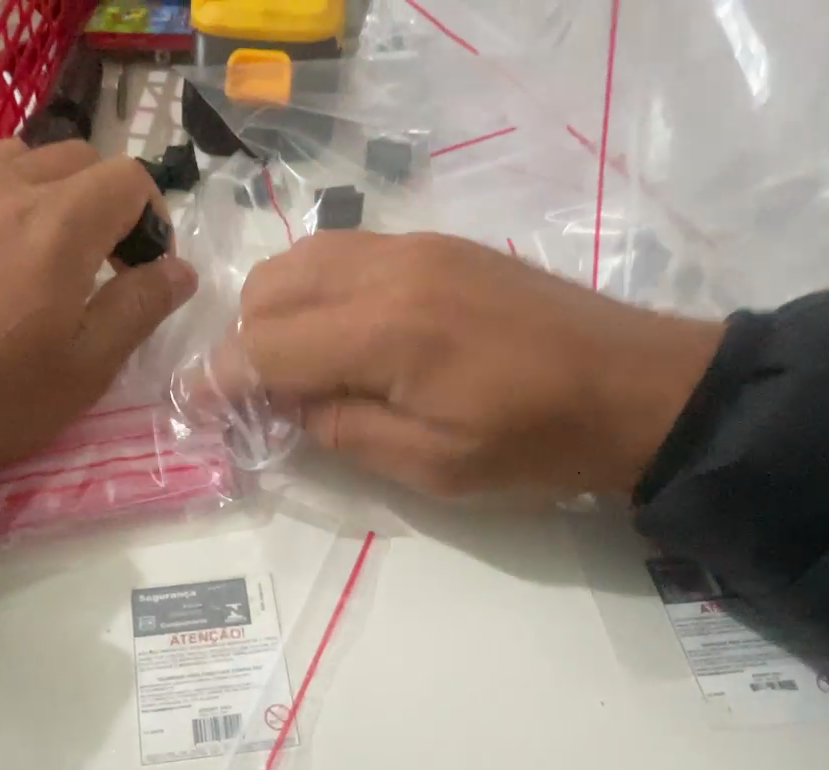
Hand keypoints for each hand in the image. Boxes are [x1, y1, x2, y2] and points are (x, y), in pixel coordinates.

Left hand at [0, 139, 197, 480]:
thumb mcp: (84, 371)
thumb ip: (139, 309)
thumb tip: (180, 270)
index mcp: (60, 226)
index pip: (129, 177)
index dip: (151, 217)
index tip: (142, 268)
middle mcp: (6, 187)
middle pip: (78, 157)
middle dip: (104, 202)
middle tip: (98, 263)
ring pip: (21, 158)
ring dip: (48, 193)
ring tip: (39, 252)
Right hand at [231, 232, 723, 497]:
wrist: (633, 386)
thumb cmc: (536, 444)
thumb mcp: (433, 465)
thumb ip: (342, 431)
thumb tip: (282, 407)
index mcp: (386, 332)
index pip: (267, 344)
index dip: (220, 379)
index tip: (195, 407)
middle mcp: (389, 271)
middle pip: (270, 289)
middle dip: (243, 344)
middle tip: (250, 397)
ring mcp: (414, 248)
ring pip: (301, 259)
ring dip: (274, 311)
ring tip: (287, 366)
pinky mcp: (436, 245)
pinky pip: (344, 252)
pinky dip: (314, 289)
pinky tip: (334, 332)